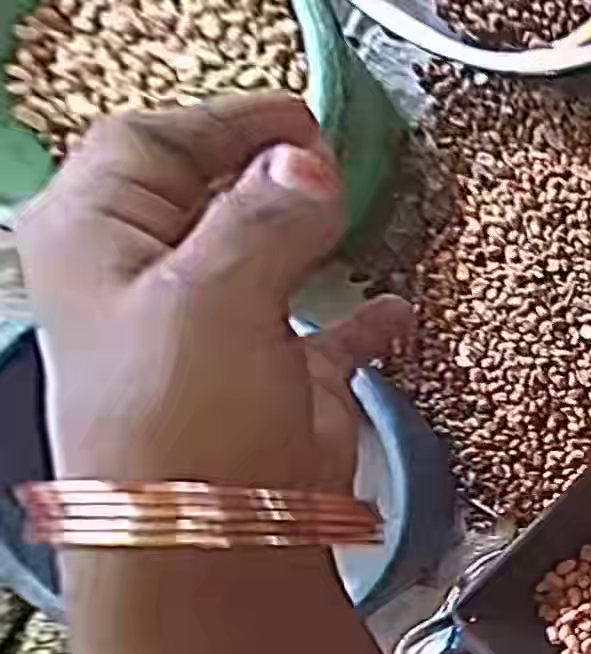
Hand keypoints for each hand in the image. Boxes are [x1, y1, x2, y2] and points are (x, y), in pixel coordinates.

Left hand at [15, 95, 411, 492]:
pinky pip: (331, 329)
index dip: (225, 122)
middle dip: (272, 170)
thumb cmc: (190, 405)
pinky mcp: (289, 372)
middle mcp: (162, 274)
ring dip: (319, 233)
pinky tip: (399, 309)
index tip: (303, 115)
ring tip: (368, 211)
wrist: (225, 515)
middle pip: (215, 196)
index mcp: (106, 237)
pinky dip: (365, 316)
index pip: (155, 147)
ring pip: (276, 258)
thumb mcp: (215, 301)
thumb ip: (265, 226)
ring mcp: (230, 325)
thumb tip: (312, 163)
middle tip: (339, 154)